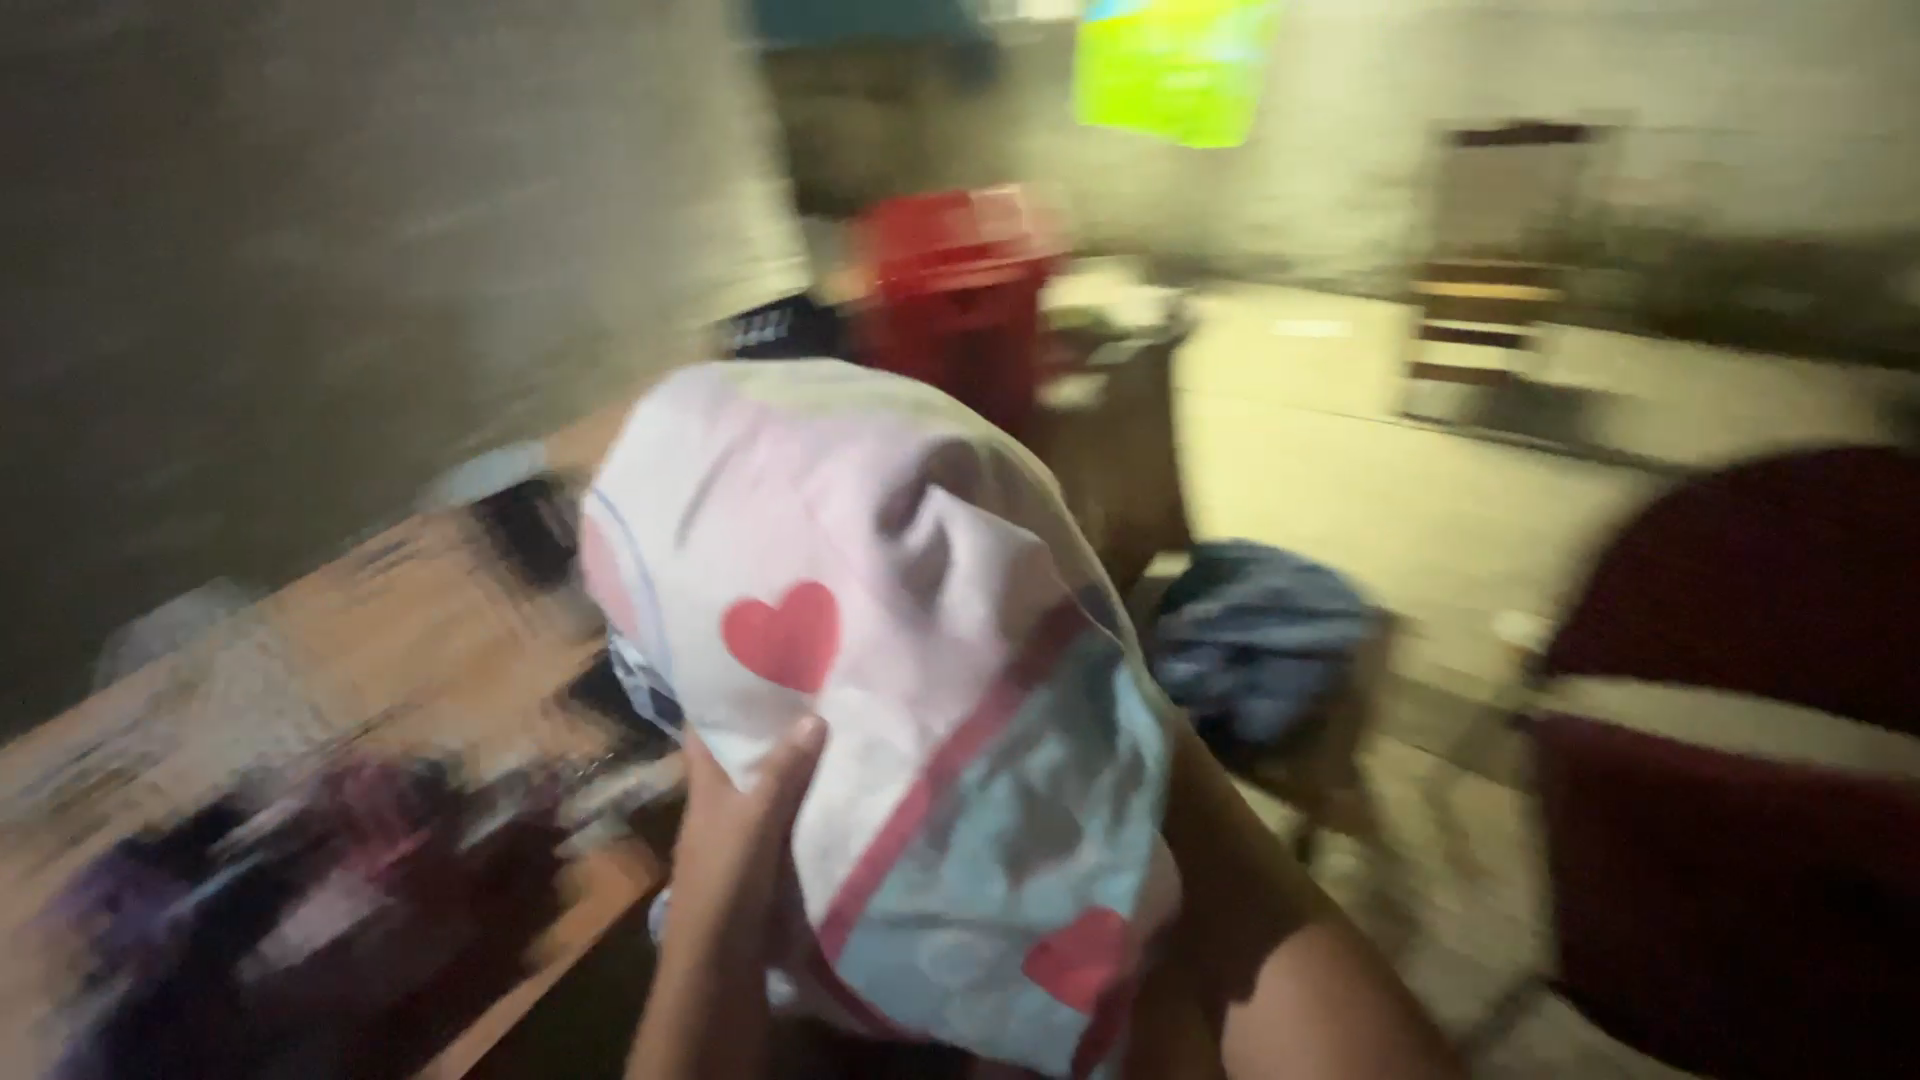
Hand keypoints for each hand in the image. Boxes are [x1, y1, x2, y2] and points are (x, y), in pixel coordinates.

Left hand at [663, 716, 827, 958]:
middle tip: (812, 693)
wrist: (717, 965)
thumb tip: (813, 716)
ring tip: (831, 730)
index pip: (705, 729)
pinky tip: (831, 789)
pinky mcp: (756, 860)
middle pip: (739, 754)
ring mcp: (736, 832)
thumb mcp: (755, 818)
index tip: (758, 667)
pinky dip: (800, 800)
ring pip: (763, 784)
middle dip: (769, 727)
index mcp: (704, 785)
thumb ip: (783, 770)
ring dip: (790, 763)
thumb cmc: (726, 881)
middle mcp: (717, 803)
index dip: (723, 698)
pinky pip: (781, 815)